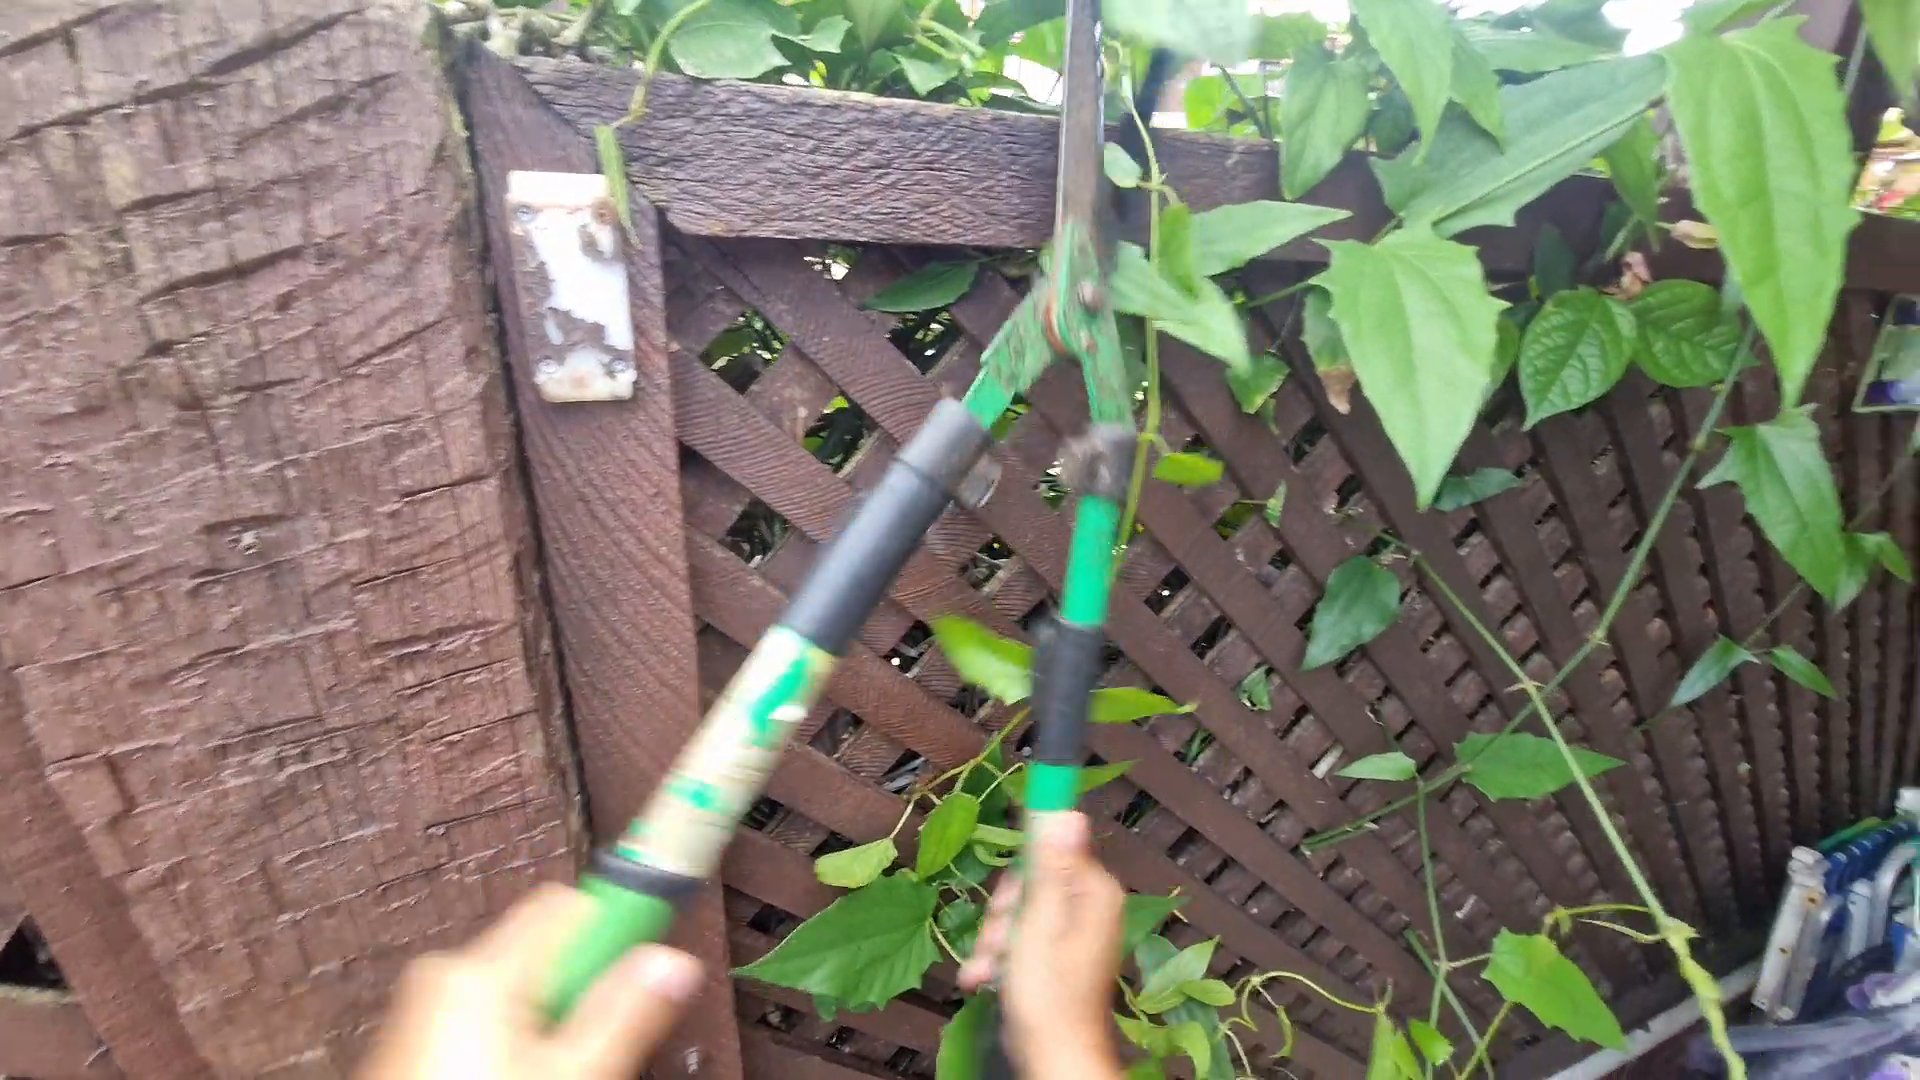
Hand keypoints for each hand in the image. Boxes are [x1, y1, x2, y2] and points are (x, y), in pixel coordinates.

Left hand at [358, 884, 702, 1079]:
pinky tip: (520, 1071)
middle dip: (584, 973)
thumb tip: (674, 960)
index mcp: (480, 971)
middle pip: (552, 936)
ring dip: (552, 1005)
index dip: (619, 920)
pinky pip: (493, 1001)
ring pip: (525, 973)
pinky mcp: (418, 1033)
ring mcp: (428, 1004)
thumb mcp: (570, 1076)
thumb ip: (625, 1011)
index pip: (573, 901)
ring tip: (553, 1065)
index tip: (652, 930)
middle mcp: (448, 972)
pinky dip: (519, 1025)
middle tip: (593, 1031)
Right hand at [958, 812, 1126, 1077]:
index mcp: (1094, 890)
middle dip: (1003, 911)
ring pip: (1021, 908)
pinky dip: (1002, 954)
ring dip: (996, 937)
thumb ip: (1051, 867)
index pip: (1053, 845)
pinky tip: (985, 977)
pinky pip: (1024, 933)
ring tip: (987, 968)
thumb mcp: (1042, 921)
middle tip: (995, 941)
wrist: (1053, 1060)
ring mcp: (1074, 929)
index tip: (1007, 897)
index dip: (1023, 869)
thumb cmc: (1048, 992)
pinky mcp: (1058, 951)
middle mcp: (1088, 903)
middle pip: (1032, 879)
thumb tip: (1067, 811)